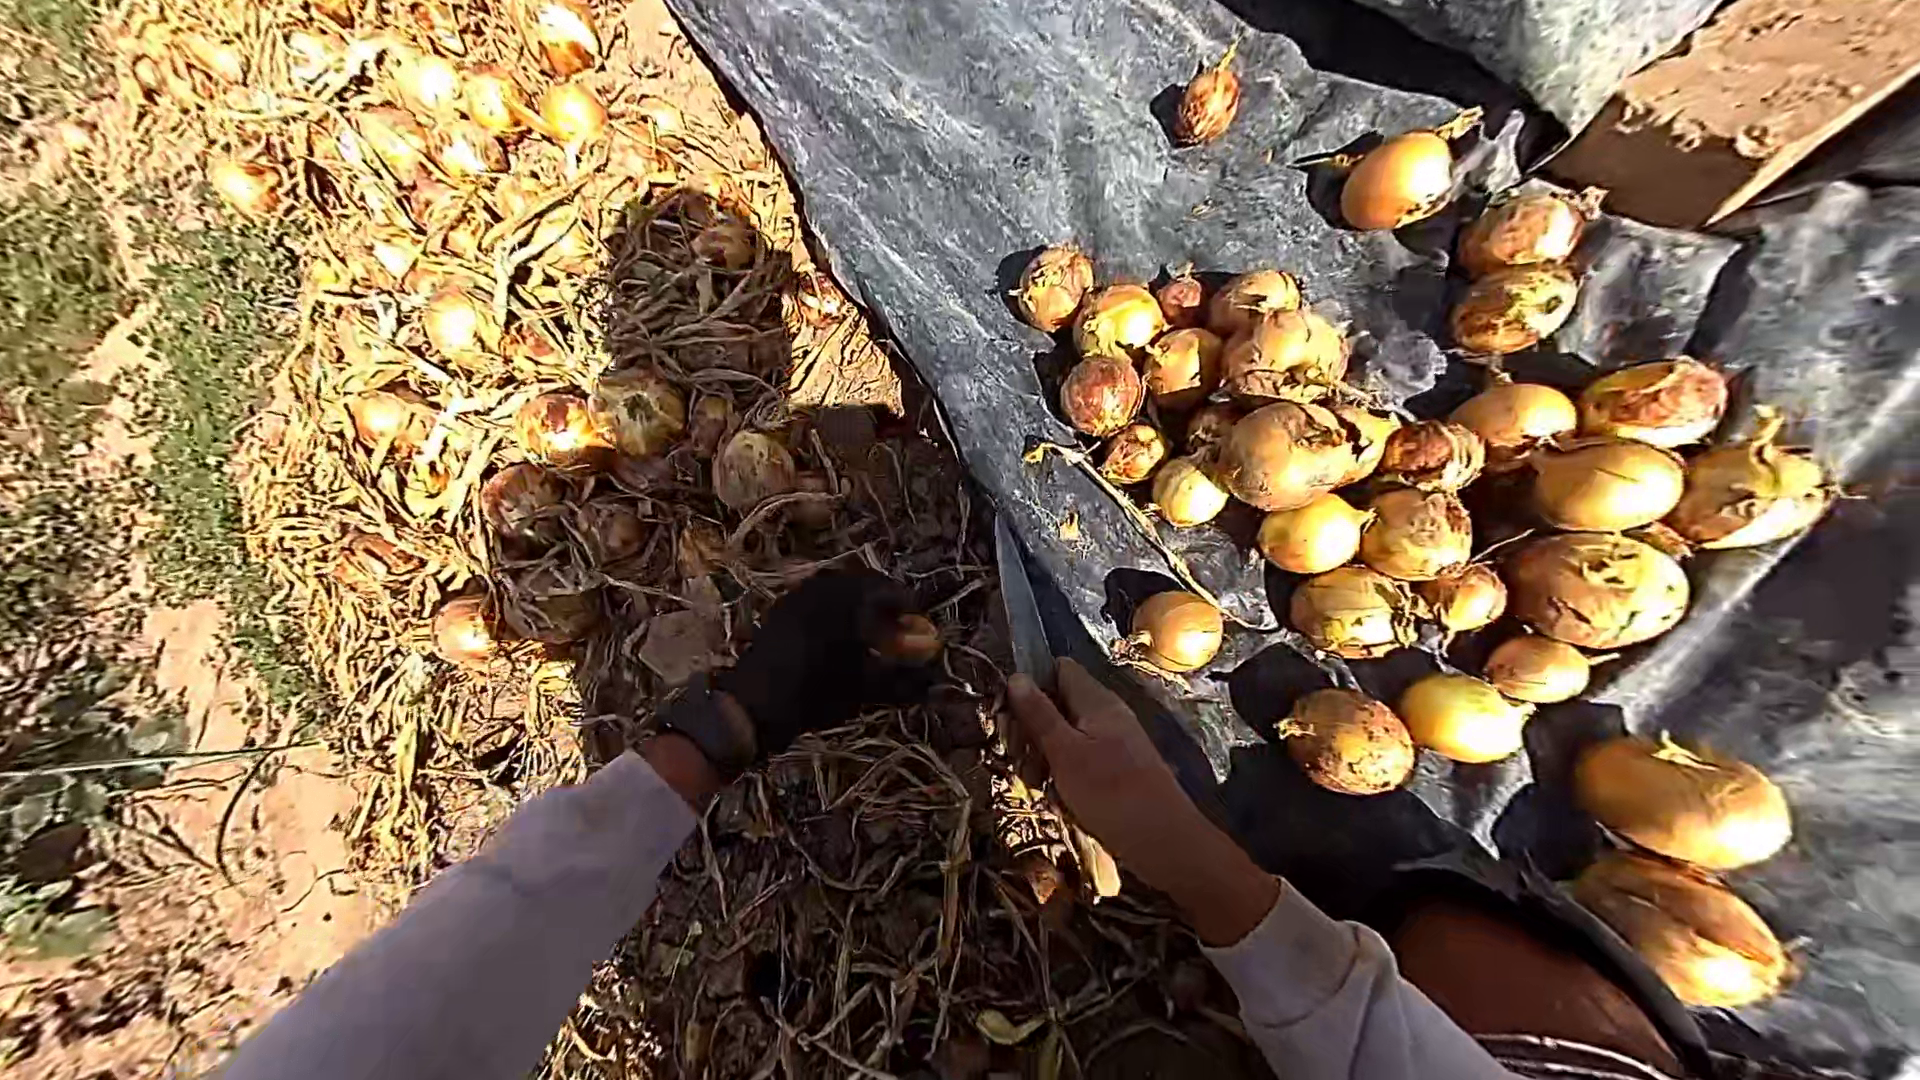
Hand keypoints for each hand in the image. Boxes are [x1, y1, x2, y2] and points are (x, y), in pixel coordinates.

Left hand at [717, 567, 934, 754]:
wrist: (751, 707)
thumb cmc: (815, 693)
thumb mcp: (866, 687)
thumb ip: (905, 676)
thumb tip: (935, 674)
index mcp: (848, 598)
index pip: (891, 590)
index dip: (909, 608)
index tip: (919, 628)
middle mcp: (824, 587)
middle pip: (867, 585)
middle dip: (887, 606)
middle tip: (898, 630)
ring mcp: (799, 596)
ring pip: (842, 592)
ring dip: (862, 608)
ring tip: (872, 636)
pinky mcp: (782, 610)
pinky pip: (819, 601)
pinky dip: (837, 614)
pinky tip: (841, 640)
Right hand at [1010, 658, 1278, 944]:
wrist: (1168, 844)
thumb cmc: (1112, 794)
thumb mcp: (1065, 753)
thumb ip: (1040, 714)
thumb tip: (1015, 676)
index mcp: (1096, 700)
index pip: (1059, 668)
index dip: (1032, 682)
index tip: (1012, 712)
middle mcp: (1107, 712)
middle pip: (1060, 702)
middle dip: (1034, 726)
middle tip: (1020, 758)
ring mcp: (1116, 740)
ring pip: (1068, 733)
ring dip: (1046, 754)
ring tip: (1038, 783)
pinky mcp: (1119, 766)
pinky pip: (1082, 756)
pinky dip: (1065, 771)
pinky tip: (1059, 796)